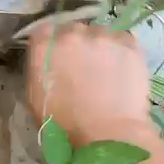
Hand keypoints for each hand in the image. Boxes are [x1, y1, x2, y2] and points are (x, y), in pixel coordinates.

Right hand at [25, 21, 158, 146]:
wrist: (105, 134)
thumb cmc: (63, 124)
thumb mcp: (34, 97)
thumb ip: (38, 70)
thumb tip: (46, 62)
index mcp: (43, 47)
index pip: (42, 31)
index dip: (50, 42)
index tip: (55, 55)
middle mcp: (71, 34)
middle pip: (72, 29)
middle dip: (75, 43)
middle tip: (81, 65)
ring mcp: (102, 37)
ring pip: (99, 32)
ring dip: (99, 45)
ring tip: (105, 67)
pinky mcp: (128, 45)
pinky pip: (122, 39)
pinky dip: (120, 49)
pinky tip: (121, 67)